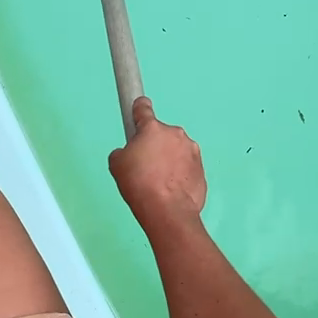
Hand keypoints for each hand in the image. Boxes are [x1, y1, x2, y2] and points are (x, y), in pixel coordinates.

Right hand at [109, 97, 206, 228]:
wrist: (167, 210)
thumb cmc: (140, 184)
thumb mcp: (116, 164)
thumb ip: (123, 151)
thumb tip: (129, 154)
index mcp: (152, 129)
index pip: (143, 109)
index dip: (138, 108)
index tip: (139, 106)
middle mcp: (175, 134)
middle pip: (161, 134)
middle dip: (154, 145)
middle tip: (144, 165)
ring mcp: (192, 151)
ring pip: (176, 150)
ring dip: (168, 160)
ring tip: (157, 181)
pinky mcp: (201, 169)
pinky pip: (186, 167)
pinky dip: (179, 174)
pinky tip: (169, 188)